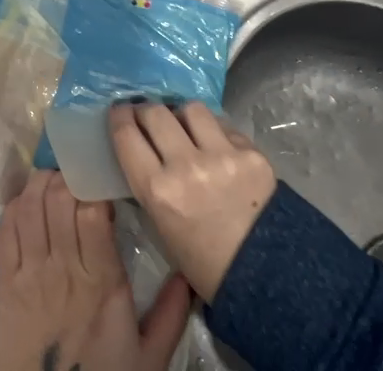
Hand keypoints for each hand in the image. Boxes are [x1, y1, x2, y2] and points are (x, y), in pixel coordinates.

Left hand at [0, 170, 190, 370]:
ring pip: (30, 206)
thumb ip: (171, 315)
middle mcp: (64, 270)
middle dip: (68, 176)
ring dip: (40, 184)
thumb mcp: (149, 358)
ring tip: (53, 180)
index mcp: (103, 284)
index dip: (96, 187)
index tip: (104, 184)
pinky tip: (27, 201)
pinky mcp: (4, 283)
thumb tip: (190, 275)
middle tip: (77, 175)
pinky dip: (15, 205)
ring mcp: (30, 274)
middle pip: (59, 198)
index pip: (93, 212)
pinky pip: (5, 230)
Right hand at [109, 102, 275, 302]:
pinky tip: (217, 147)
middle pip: (156, 113)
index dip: (119, 117)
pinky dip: (215, 132)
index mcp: (157, 190)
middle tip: (148, 115)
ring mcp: (222, 156)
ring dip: (183, 115)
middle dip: (147, 110)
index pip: (127, 135)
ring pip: (192, 109)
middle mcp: (186, 166)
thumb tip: (142, 146)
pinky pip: (224, 126)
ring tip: (185, 126)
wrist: (263, 273)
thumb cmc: (202, 258)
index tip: (120, 111)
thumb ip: (148, 180)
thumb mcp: (159, 223)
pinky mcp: (251, 154)